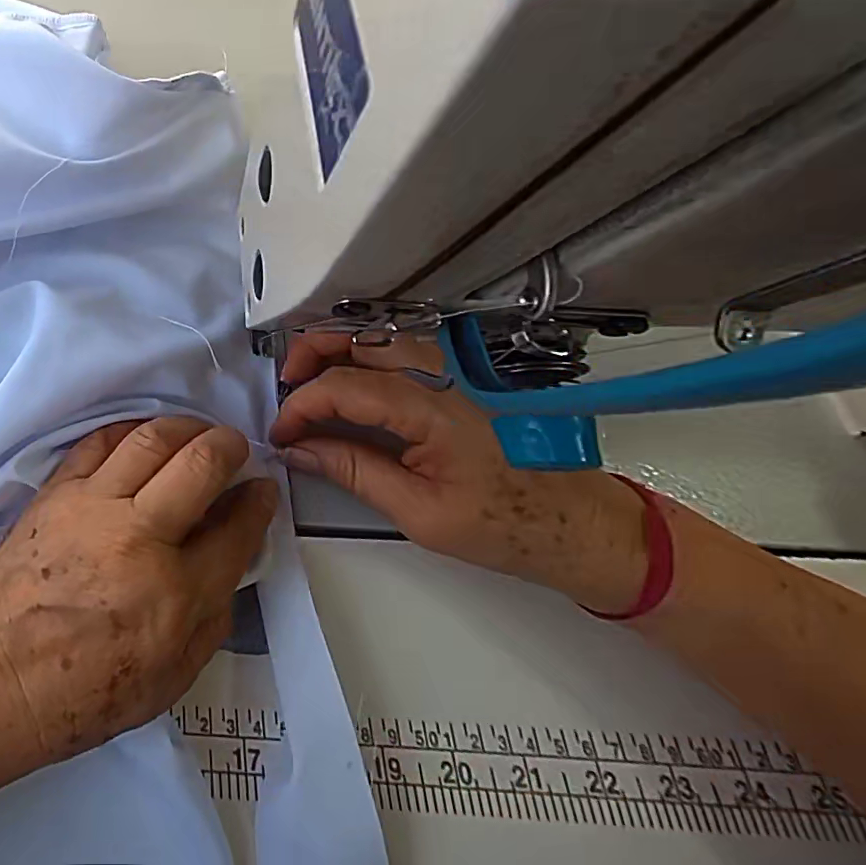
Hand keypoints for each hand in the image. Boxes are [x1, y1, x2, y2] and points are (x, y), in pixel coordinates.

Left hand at [0, 418, 274, 824]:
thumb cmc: (87, 687)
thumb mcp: (174, 674)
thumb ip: (211, 610)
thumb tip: (227, 555)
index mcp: (179, 591)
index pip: (237, 528)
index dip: (258, 502)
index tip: (262, 490)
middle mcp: (140, 536)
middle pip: (199, 465)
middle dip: (228, 447)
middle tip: (235, 448)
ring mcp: (93, 505)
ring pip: (149, 440)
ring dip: (182, 427)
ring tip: (194, 433)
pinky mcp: (57, 491)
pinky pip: (97, 443)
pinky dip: (126, 430)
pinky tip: (140, 437)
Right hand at [270, 333, 647, 612]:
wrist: (584, 526)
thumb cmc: (508, 527)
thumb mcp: (418, 513)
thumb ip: (352, 471)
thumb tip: (296, 448)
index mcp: (433, 411)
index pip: (342, 387)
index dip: (299, 406)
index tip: (281, 434)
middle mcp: (442, 378)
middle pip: (358, 338)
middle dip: (308, 354)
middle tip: (285, 388)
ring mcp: (453, 374)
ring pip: (376, 338)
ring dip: (332, 350)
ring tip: (307, 384)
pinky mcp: (457, 381)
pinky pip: (395, 352)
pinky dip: (358, 357)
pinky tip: (343, 384)